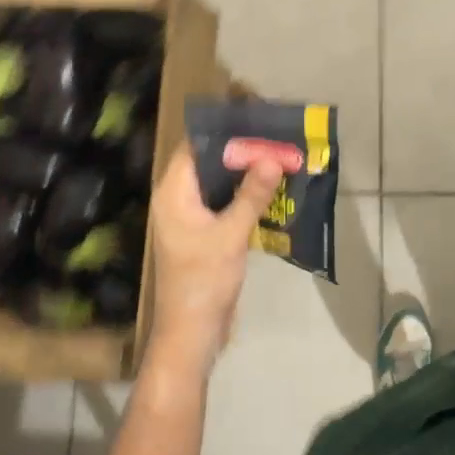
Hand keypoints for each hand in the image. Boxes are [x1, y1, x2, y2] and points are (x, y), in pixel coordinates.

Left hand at [146, 147, 282, 380]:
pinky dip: (245, 198)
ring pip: (219, 186)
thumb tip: (270, 157)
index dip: (223, 132)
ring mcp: (190, 219)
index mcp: (173, 194)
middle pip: (209, 164)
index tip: (256, 121)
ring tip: (281, 160)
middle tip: (277, 139)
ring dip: (247, 176)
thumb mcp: (231, 235)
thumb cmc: (204, 281)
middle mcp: (178, 200)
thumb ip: (251, 195)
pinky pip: (225, 206)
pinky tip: (274, 193)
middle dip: (242, 153)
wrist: (192, 333)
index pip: (195, 147)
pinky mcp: (204, 236)